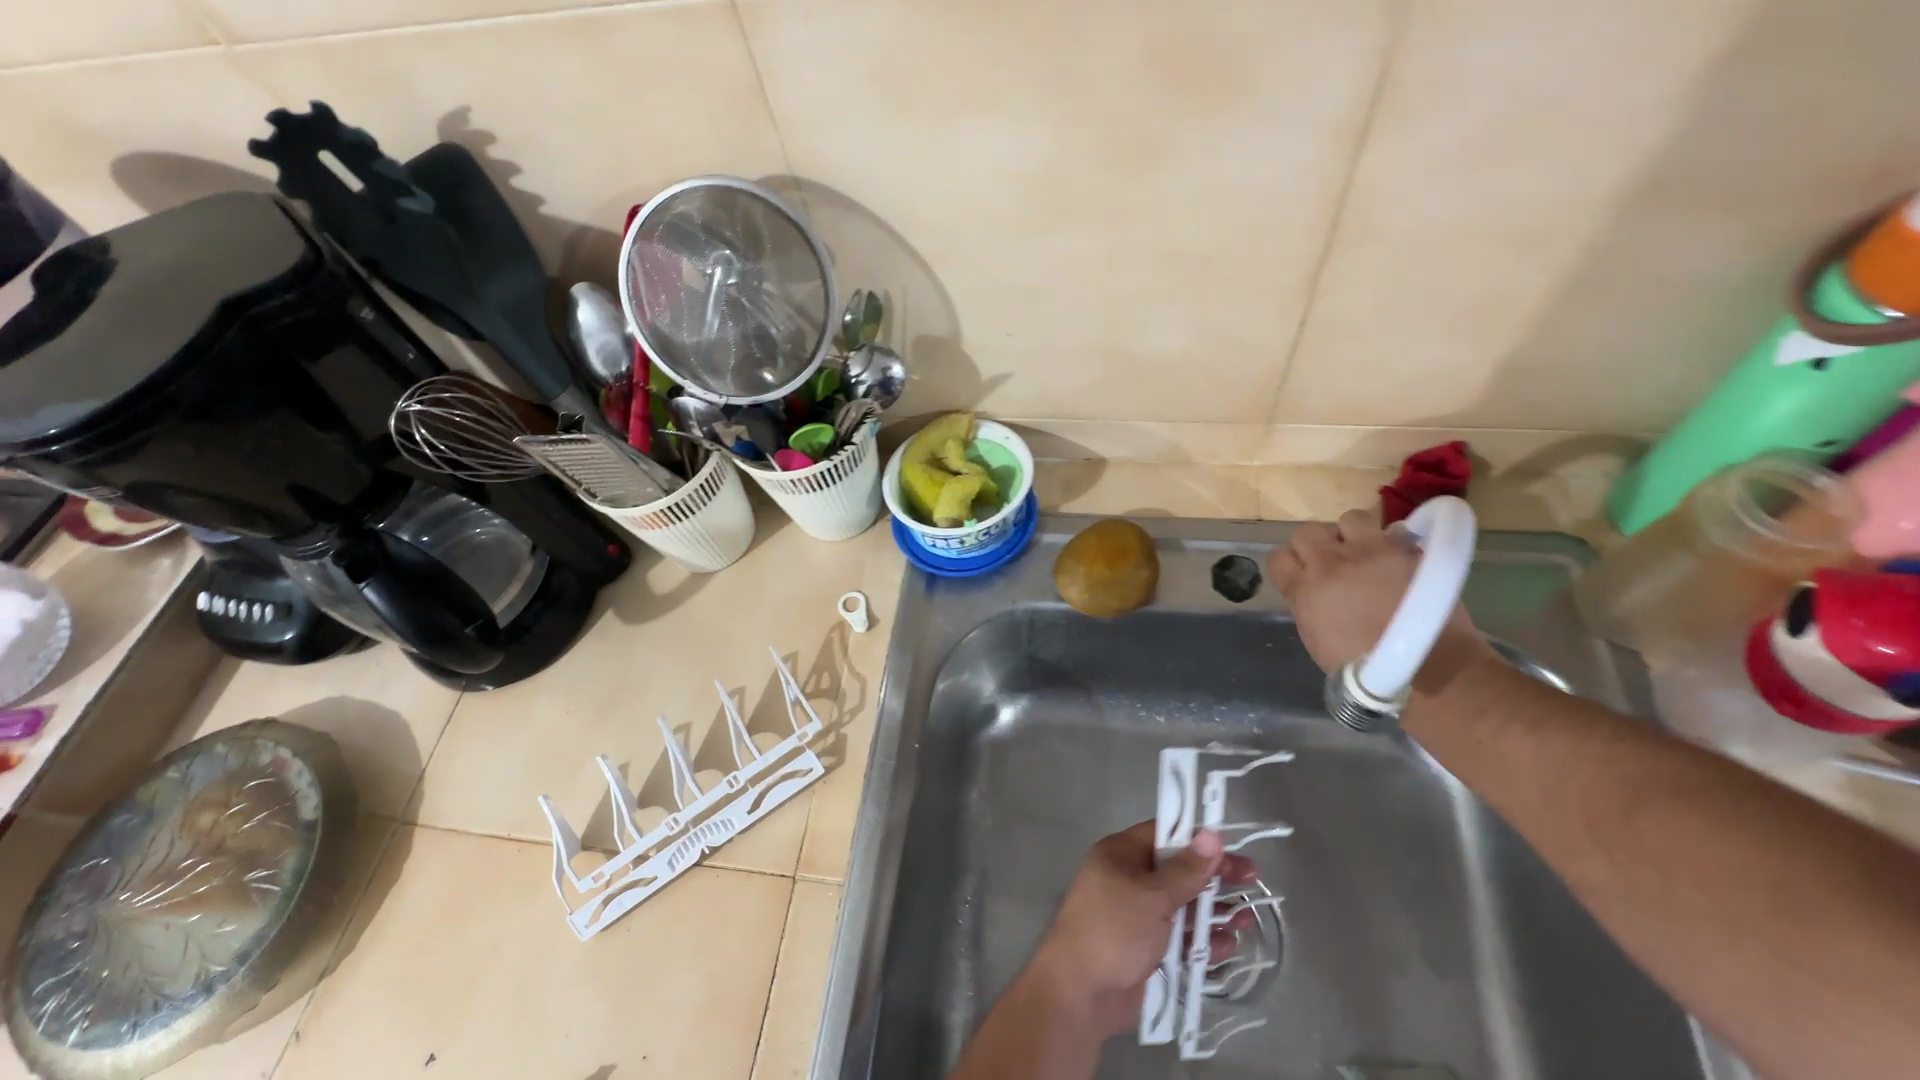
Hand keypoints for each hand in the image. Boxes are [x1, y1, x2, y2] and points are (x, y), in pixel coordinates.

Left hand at [1025, 822, 1255, 1035]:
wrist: (1080, 993)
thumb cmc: (1113, 930)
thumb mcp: (1153, 896)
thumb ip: (1187, 869)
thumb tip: (1212, 834)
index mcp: (1121, 855)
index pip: (1164, 834)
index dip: (1198, 839)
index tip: (1231, 847)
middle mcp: (1129, 880)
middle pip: (1178, 870)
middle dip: (1213, 877)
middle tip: (1252, 880)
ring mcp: (1138, 916)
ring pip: (1183, 906)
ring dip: (1214, 911)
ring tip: (1246, 920)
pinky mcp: (1146, 948)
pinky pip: (1180, 937)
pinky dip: (1202, 940)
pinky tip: (1227, 945)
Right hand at [1266, 507, 1488, 685]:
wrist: (1422, 663)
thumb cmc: (1362, 665)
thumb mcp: (1316, 637)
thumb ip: (1308, 603)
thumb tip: (1313, 587)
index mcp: (1303, 590)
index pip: (1279, 557)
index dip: (1291, 564)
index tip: (1303, 573)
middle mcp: (1330, 563)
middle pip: (1307, 532)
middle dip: (1317, 544)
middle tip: (1333, 561)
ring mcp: (1369, 551)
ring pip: (1349, 519)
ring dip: (1353, 533)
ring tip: (1366, 551)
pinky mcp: (1404, 549)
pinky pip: (1391, 530)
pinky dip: (1390, 542)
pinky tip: (1396, 559)